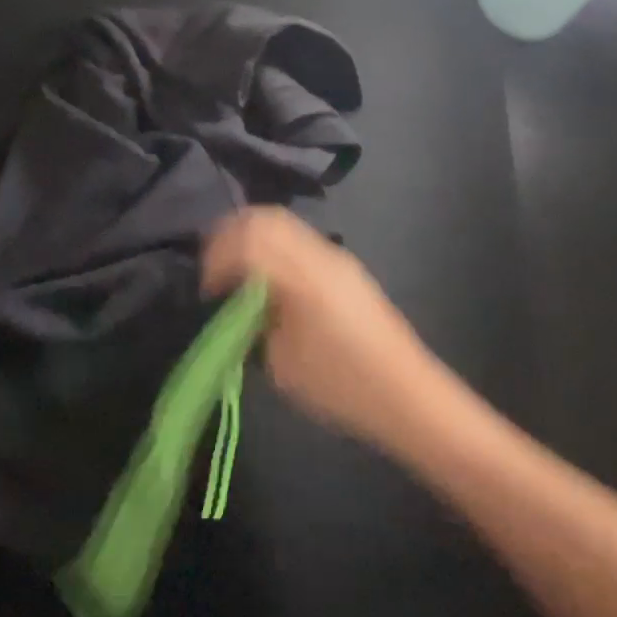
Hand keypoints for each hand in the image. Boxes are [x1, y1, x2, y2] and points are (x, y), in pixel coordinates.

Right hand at [202, 207, 435, 432]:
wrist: (407, 397)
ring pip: (282, 225)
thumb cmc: (341, 387)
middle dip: (229, 239)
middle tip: (216, 274)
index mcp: (302, 278)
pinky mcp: (345, 270)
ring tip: (238, 278)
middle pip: (264, 219)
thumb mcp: (281, 363)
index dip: (217, 260)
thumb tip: (238, 306)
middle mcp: (320, 256)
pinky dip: (272, 251)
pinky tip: (269, 286)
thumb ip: (252, 323)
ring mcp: (337, 259)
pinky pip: (298, 242)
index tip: (208, 292)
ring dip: (251, 242)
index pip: (246, 240)